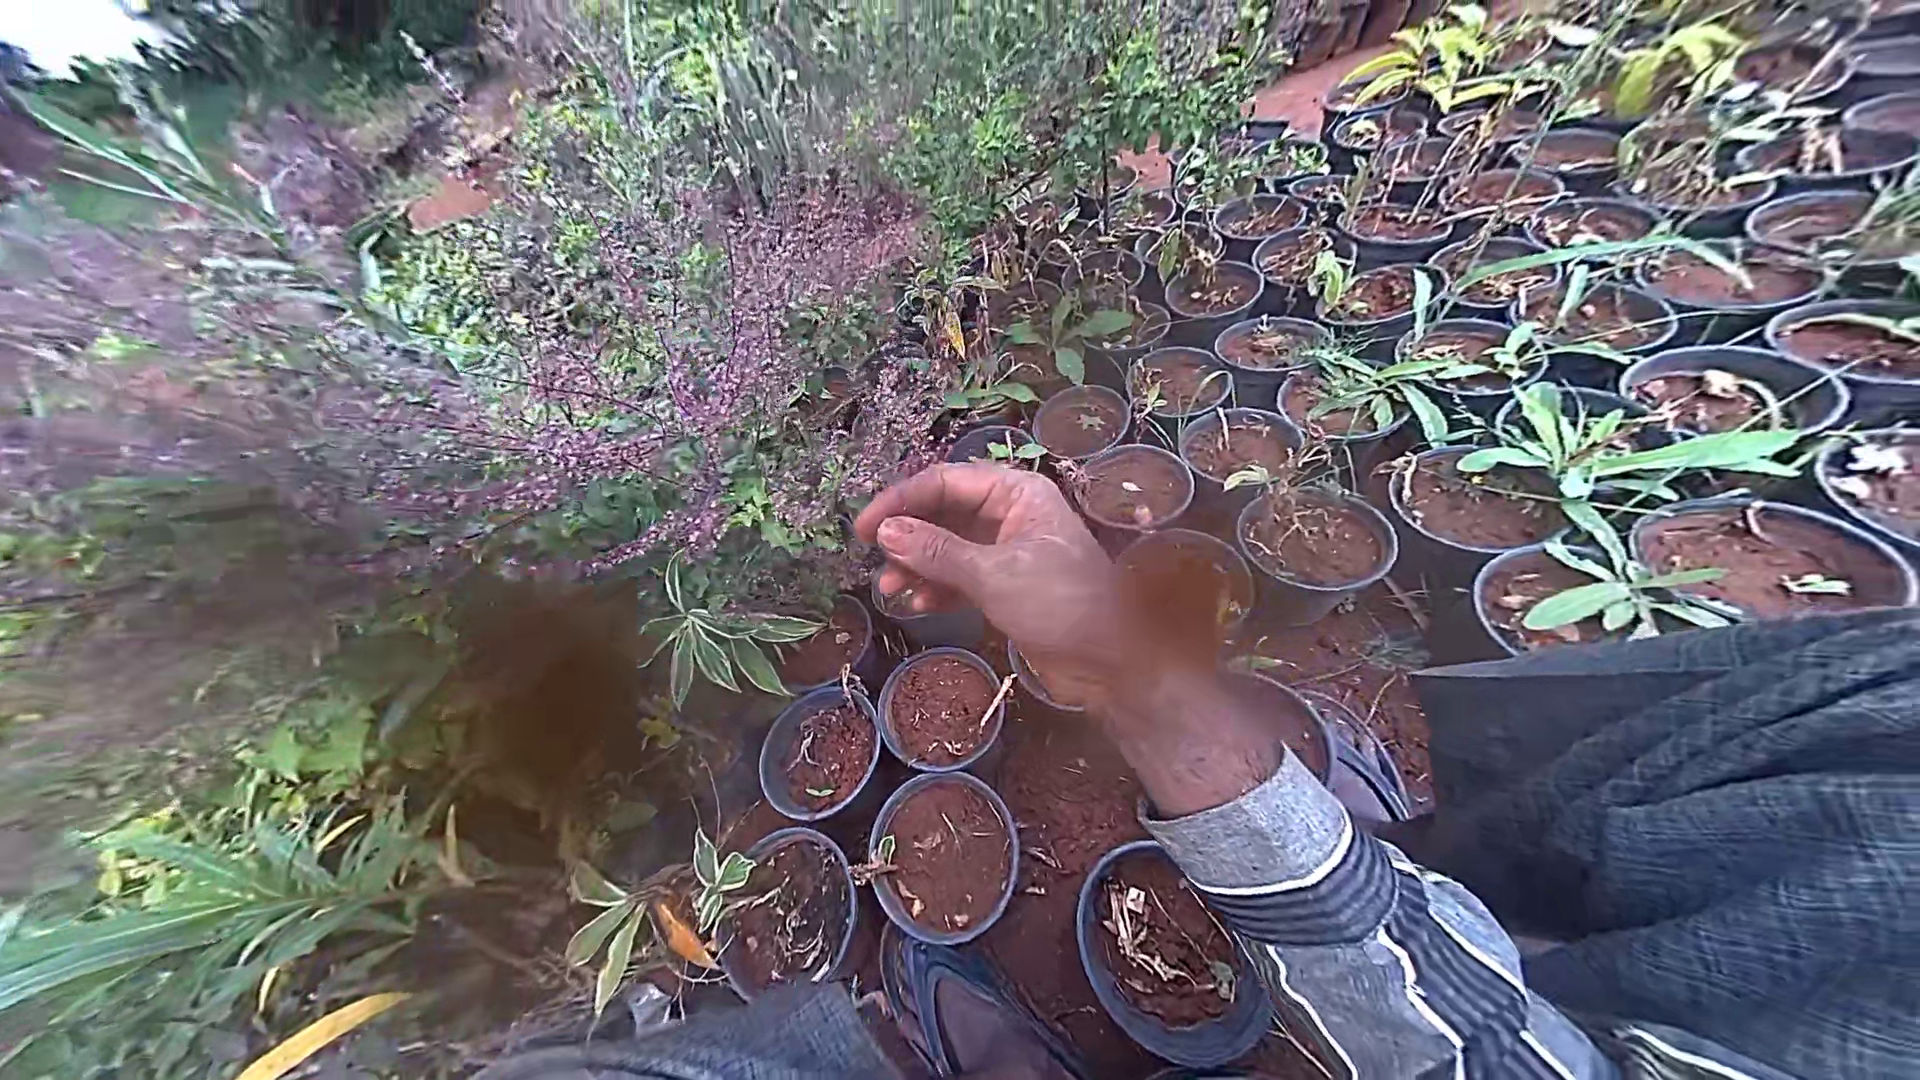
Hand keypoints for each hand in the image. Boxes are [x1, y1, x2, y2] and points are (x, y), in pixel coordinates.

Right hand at [856, 463, 1277, 813]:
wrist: (1110, 663)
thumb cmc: (1061, 604)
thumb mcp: (994, 574)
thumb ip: (937, 552)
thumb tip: (885, 531)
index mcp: (1016, 492)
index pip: (945, 482)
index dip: (900, 501)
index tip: (863, 528)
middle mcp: (1009, 513)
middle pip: (943, 513)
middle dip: (909, 538)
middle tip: (877, 564)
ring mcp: (1006, 549)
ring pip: (947, 546)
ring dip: (918, 566)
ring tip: (892, 591)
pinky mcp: (1004, 582)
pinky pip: (960, 574)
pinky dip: (938, 587)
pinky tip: (920, 604)